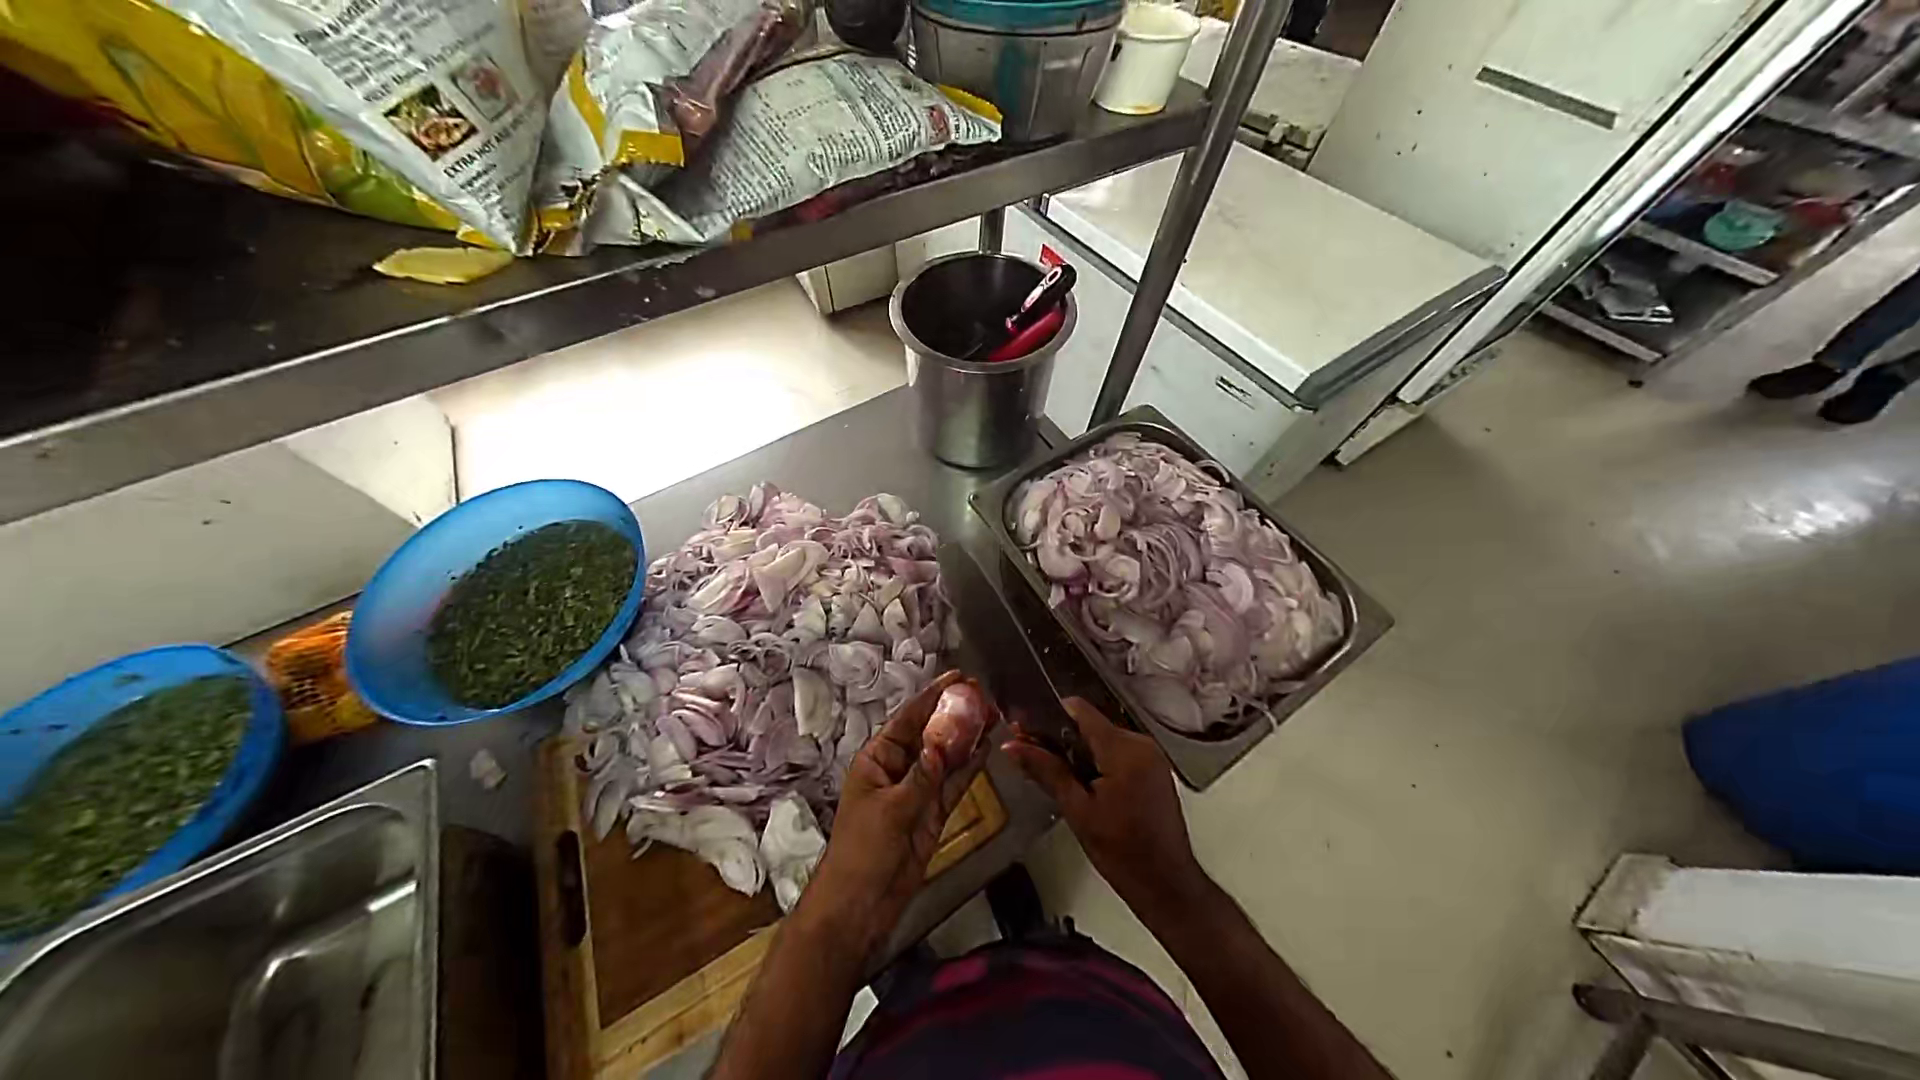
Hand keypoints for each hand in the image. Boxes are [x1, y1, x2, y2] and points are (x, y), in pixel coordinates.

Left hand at [806, 670, 990, 961]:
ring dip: (967, 737)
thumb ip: (921, 777)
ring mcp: (918, 790)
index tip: (957, 677)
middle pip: (930, 733)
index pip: (908, 719)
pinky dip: (969, 766)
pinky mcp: (933, 812)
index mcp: (878, 759)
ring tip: (992, 714)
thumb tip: (941, 745)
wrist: (861, 904)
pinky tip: (986, 748)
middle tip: (983, 694)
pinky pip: (954, 782)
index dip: (932, 696)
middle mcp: (899, 768)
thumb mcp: (890, 810)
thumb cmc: (863, 851)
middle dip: (954, 713)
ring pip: (946, 756)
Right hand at [1003, 697, 1203, 918]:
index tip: (1025, 731)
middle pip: (1091, 725)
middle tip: (1033, 760)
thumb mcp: (1077, 810)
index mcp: (1123, 750)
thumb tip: (1010, 746)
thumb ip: (1045, 770)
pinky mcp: (1155, 769)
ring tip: (1056, 777)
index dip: (1048, 715)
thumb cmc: (1120, 851)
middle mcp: (1141, 743)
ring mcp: (1151, 755)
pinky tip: (1083, 785)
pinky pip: (1119, 752)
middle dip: (1061, 739)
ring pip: (1104, 738)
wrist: (1166, 884)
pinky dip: (1099, 761)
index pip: (1080, 710)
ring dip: (1079, 752)